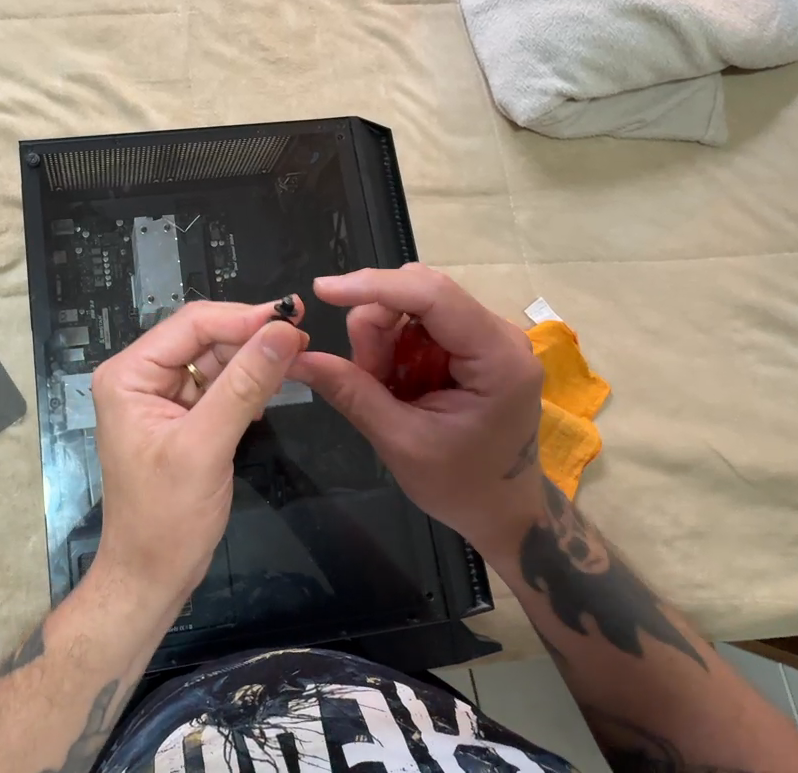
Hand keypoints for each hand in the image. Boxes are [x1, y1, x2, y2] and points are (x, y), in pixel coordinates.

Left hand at [88, 299, 310, 605]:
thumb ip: (245, 386)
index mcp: (129, 374)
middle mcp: (141, 376)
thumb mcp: (206, 447)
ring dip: (253, 359)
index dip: (243, 317)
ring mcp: (161, 396)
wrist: (151, 576)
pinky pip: (219, 385)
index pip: (191, 324)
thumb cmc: (166, 518)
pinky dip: (247, 384)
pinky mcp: (182, 417)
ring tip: (297, 356)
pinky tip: (274, 384)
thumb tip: (284, 331)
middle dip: (251, 337)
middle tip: (303, 337)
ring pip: (216, 359)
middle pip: (204, 336)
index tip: (293, 317)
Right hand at [290, 264, 545, 542]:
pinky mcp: (474, 343)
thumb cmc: (461, 486)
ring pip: (413, 303)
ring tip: (383, 388)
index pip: (431, 295)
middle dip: (376, 326)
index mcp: (497, 358)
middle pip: (419, 292)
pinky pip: (420, 322)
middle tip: (364, 375)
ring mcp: (488, 336)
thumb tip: (296, 358)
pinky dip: (394, 346)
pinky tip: (397, 382)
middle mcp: (499, 334)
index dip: (374, 286)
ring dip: (382, 338)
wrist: (502, 512)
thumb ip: (351, 392)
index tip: (322, 291)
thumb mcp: (400, 442)